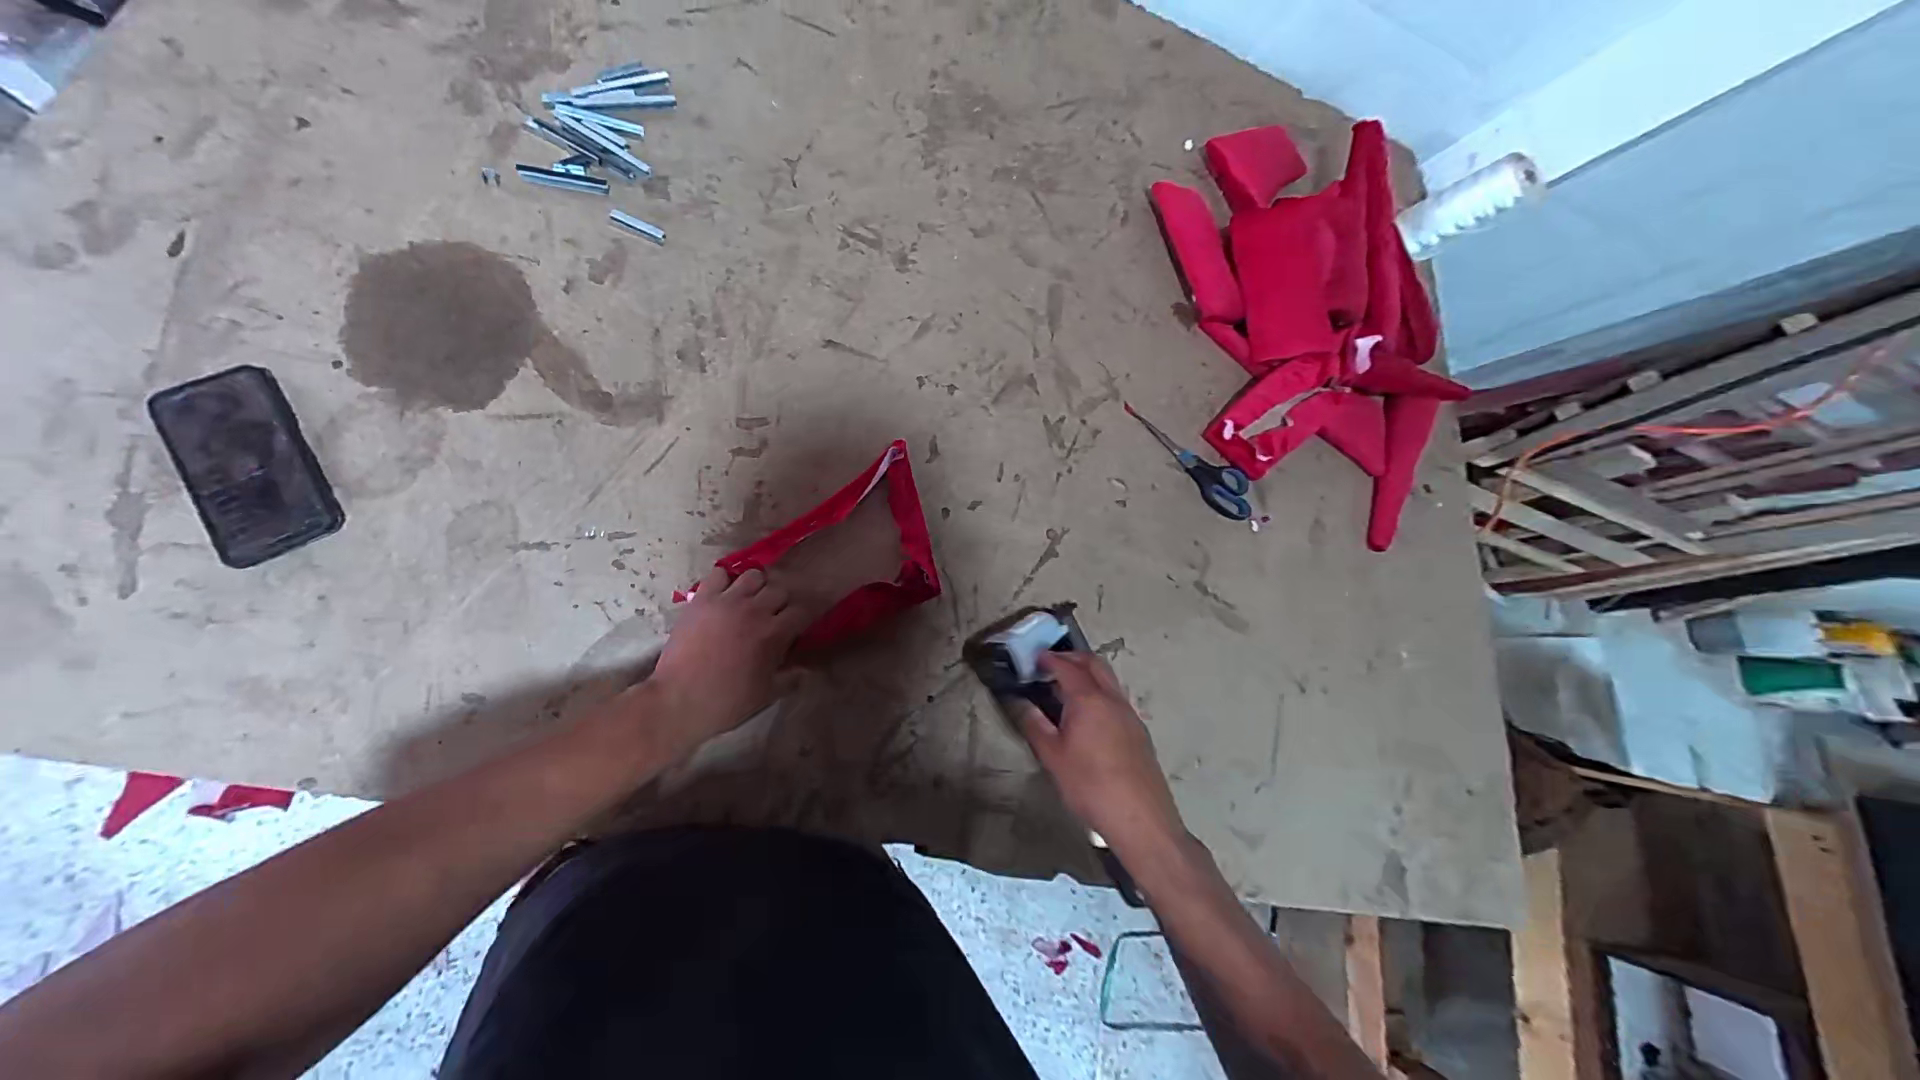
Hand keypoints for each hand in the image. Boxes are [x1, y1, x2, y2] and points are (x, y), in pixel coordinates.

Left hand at [644, 566, 808, 756]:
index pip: (802, 611)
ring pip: (754, 576)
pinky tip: (724, 595)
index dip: (804, 617)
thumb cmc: (726, 701)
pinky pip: (719, 574)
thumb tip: (806, 670)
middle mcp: (755, 610)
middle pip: (780, 590)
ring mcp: (727, 601)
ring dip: (757, 587)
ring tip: (750, 601)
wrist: (678, 700)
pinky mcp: (702, 599)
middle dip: (781, 602)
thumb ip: (791, 678)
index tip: (799, 626)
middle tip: (774, 616)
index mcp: (775, 633)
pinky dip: (725, 580)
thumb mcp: (767, 695)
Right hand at [1014, 651, 1185, 858]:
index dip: (1050, 659)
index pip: (1067, 668)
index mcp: (1089, 700)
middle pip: (1094, 664)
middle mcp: (1112, 699)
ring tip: (1066, 689)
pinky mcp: (1139, 731)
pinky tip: (1088, 715)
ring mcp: (1129, 714)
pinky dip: (1099, 692)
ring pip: (1109, 680)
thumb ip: (1034, 725)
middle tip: (1051, 664)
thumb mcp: (1052, 757)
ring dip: (1088, 674)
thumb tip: (1020, 702)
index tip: (1035, 658)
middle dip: (1072, 658)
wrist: (1140, 817)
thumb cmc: (1090, 785)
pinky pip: (1116, 698)